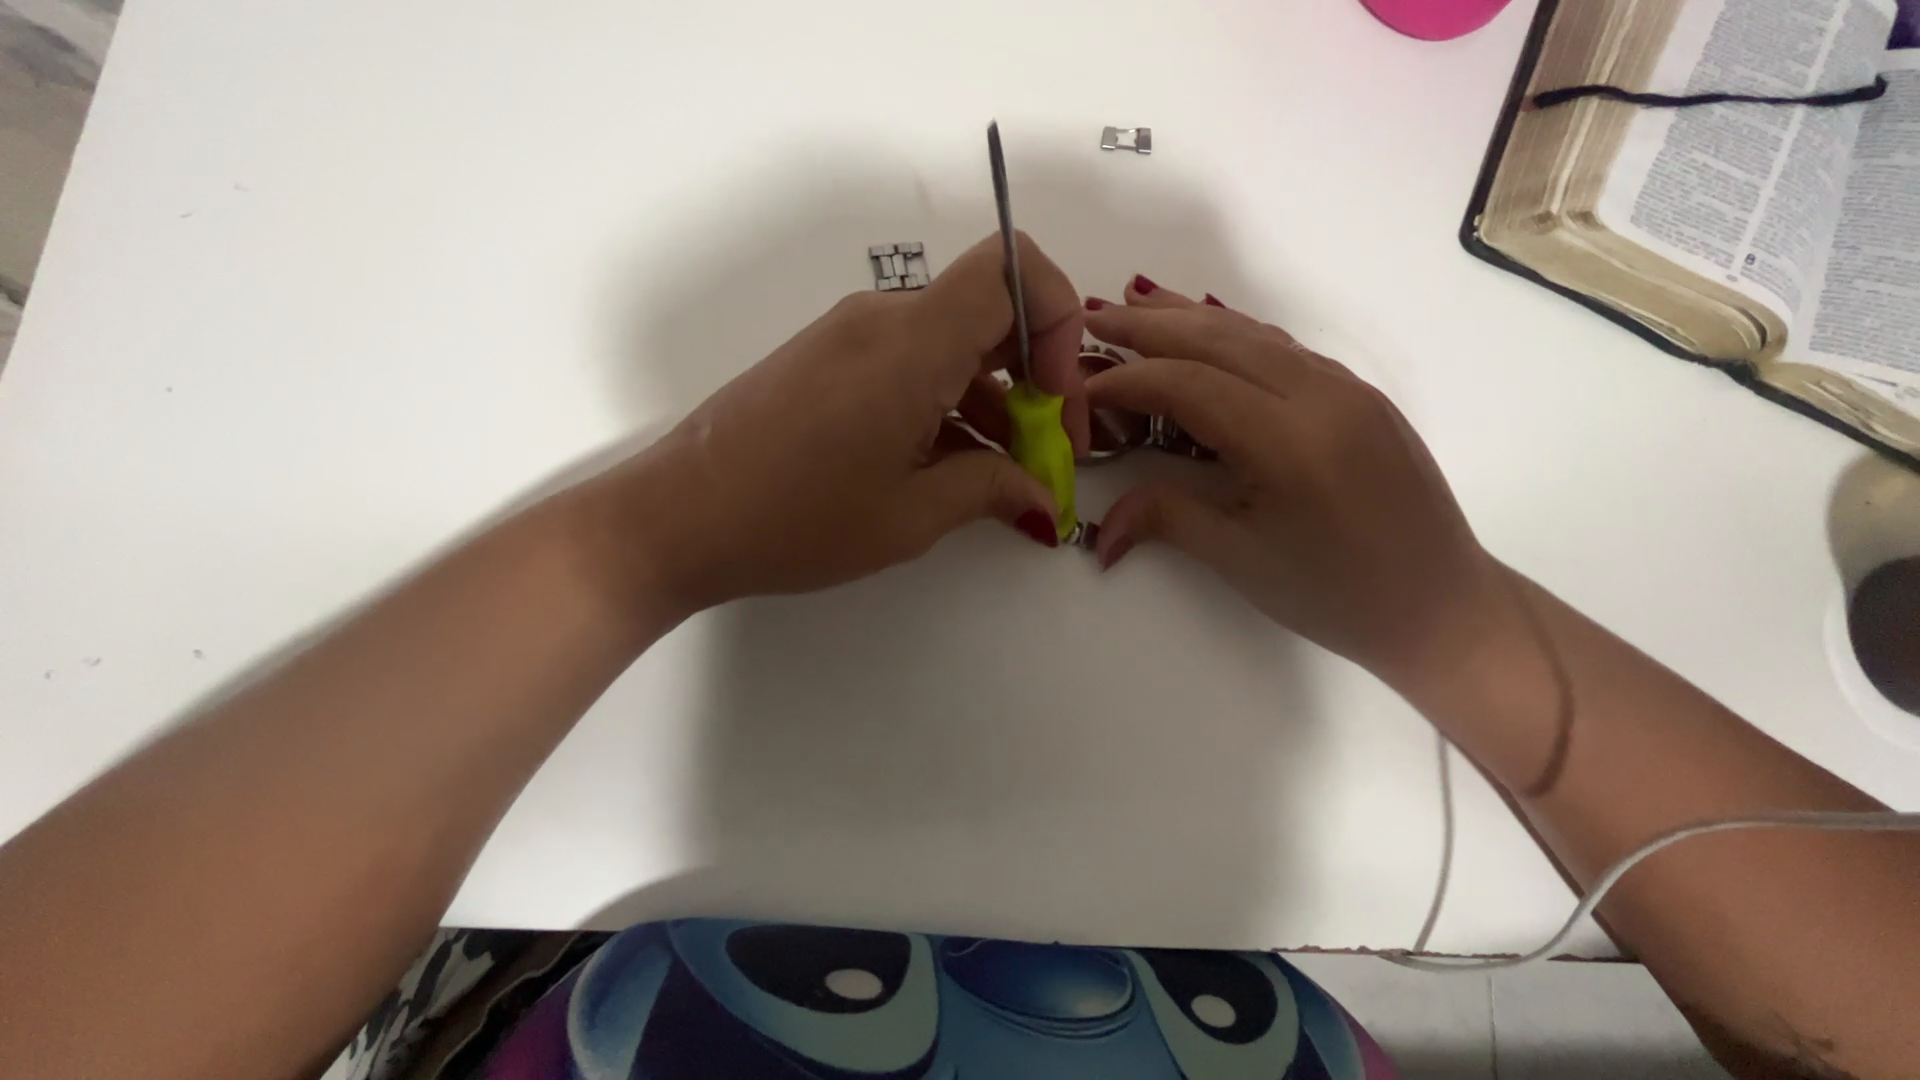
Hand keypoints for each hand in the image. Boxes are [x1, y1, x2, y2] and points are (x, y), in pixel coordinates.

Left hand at [574, 232, 1088, 620]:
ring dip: (993, 397)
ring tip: (1002, 474)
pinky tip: (949, 463)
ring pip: (950, 341)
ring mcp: (849, 335)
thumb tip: (1040, 494)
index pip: (1012, 268)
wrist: (676, 518)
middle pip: (989, 308)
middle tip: (1048, 449)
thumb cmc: (794, 519)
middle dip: (1036, 373)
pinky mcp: (827, 358)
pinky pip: (909, 360)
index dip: (1059, 322)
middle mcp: (882, 319)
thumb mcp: (907, 516)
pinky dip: (945, 401)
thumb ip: (989, 490)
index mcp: (910, 344)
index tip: (1059, 400)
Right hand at [1083, 279, 1508, 688]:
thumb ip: (1167, 518)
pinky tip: (1205, 332)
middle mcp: (1320, 394)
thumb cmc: (1336, 594)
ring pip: (1253, 333)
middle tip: (1091, 318)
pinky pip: (1283, 348)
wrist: (1442, 605)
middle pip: (1217, 340)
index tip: (1078, 385)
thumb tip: (1098, 530)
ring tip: (1135, 305)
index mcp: (1288, 440)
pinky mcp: (1359, 394)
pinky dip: (1231, 334)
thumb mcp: (1241, 559)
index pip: (1187, 385)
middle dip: (1148, 326)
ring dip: (1189, 317)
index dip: (1126, 379)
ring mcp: (1346, 387)